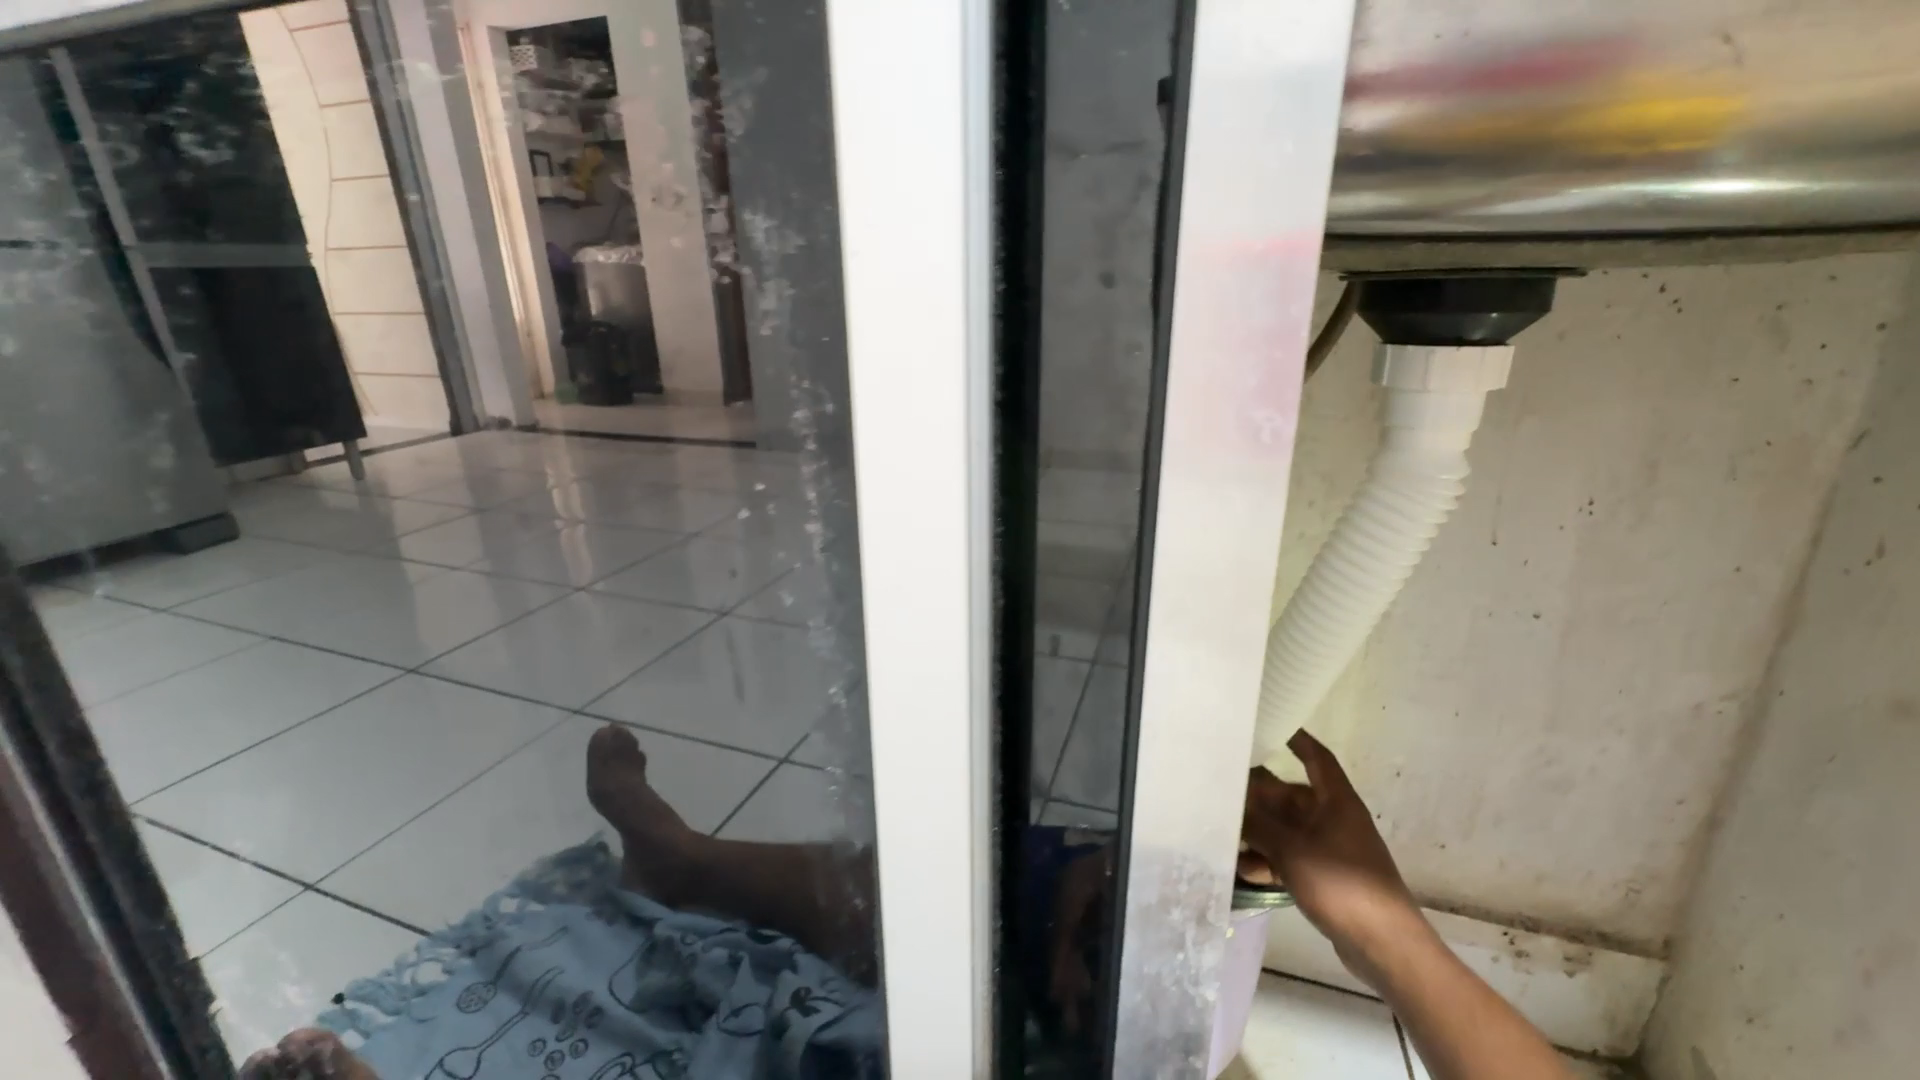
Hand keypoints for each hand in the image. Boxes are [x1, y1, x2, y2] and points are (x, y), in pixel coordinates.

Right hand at [1240, 729, 1432, 986]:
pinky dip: (1266, 860)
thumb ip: (1258, 823)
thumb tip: (1230, 800)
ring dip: (1255, 832)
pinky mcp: (1322, 876)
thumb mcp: (1292, 849)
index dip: (1296, 739)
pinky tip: (1239, 869)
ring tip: (1220, 833)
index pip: (1316, 757)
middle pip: (1287, 796)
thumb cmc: (1342, 884)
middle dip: (1254, 795)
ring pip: (1282, 828)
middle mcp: (1332, 818)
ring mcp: (1327, 848)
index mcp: (1335, 800)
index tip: (1269, 723)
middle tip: (1216, 789)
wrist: (1384, 945)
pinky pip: (1287, 856)